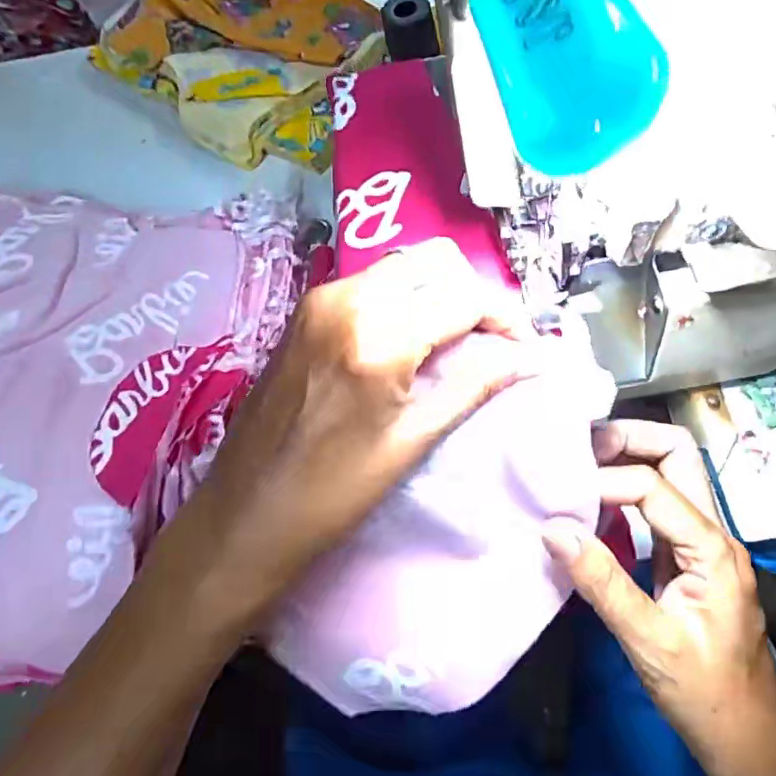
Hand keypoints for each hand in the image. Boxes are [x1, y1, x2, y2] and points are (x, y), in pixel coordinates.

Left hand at [195, 238, 535, 615]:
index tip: (526, 348)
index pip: (464, 296)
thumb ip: (474, 385)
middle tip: (493, 341)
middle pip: (435, 262)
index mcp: (378, 333)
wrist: (243, 514)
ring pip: (404, 266)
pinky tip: (415, 340)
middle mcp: (347, 297)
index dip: (506, 317)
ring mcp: (321, 298)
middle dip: (474, 294)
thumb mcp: (412, 440)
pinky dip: (407, 298)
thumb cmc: (332, 493)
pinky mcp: (306, 310)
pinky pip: (373, 283)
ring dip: (441, 293)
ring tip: (460, 343)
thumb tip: (532, 359)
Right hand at [541, 422, 775, 775]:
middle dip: (629, 438)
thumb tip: (553, 528)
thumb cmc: (705, 696)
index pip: (653, 485)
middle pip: (679, 453)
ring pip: (673, 471)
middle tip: (578, 447)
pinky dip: (626, 488)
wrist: (748, 742)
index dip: (604, 483)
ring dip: (628, 457)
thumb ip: (602, 583)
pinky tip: (594, 500)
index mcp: (713, 549)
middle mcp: (714, 533)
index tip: (561, 500)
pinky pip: (659, 502)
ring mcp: (703, 542)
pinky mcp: (689, 555)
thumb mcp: (649, 643)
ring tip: (579, 464)